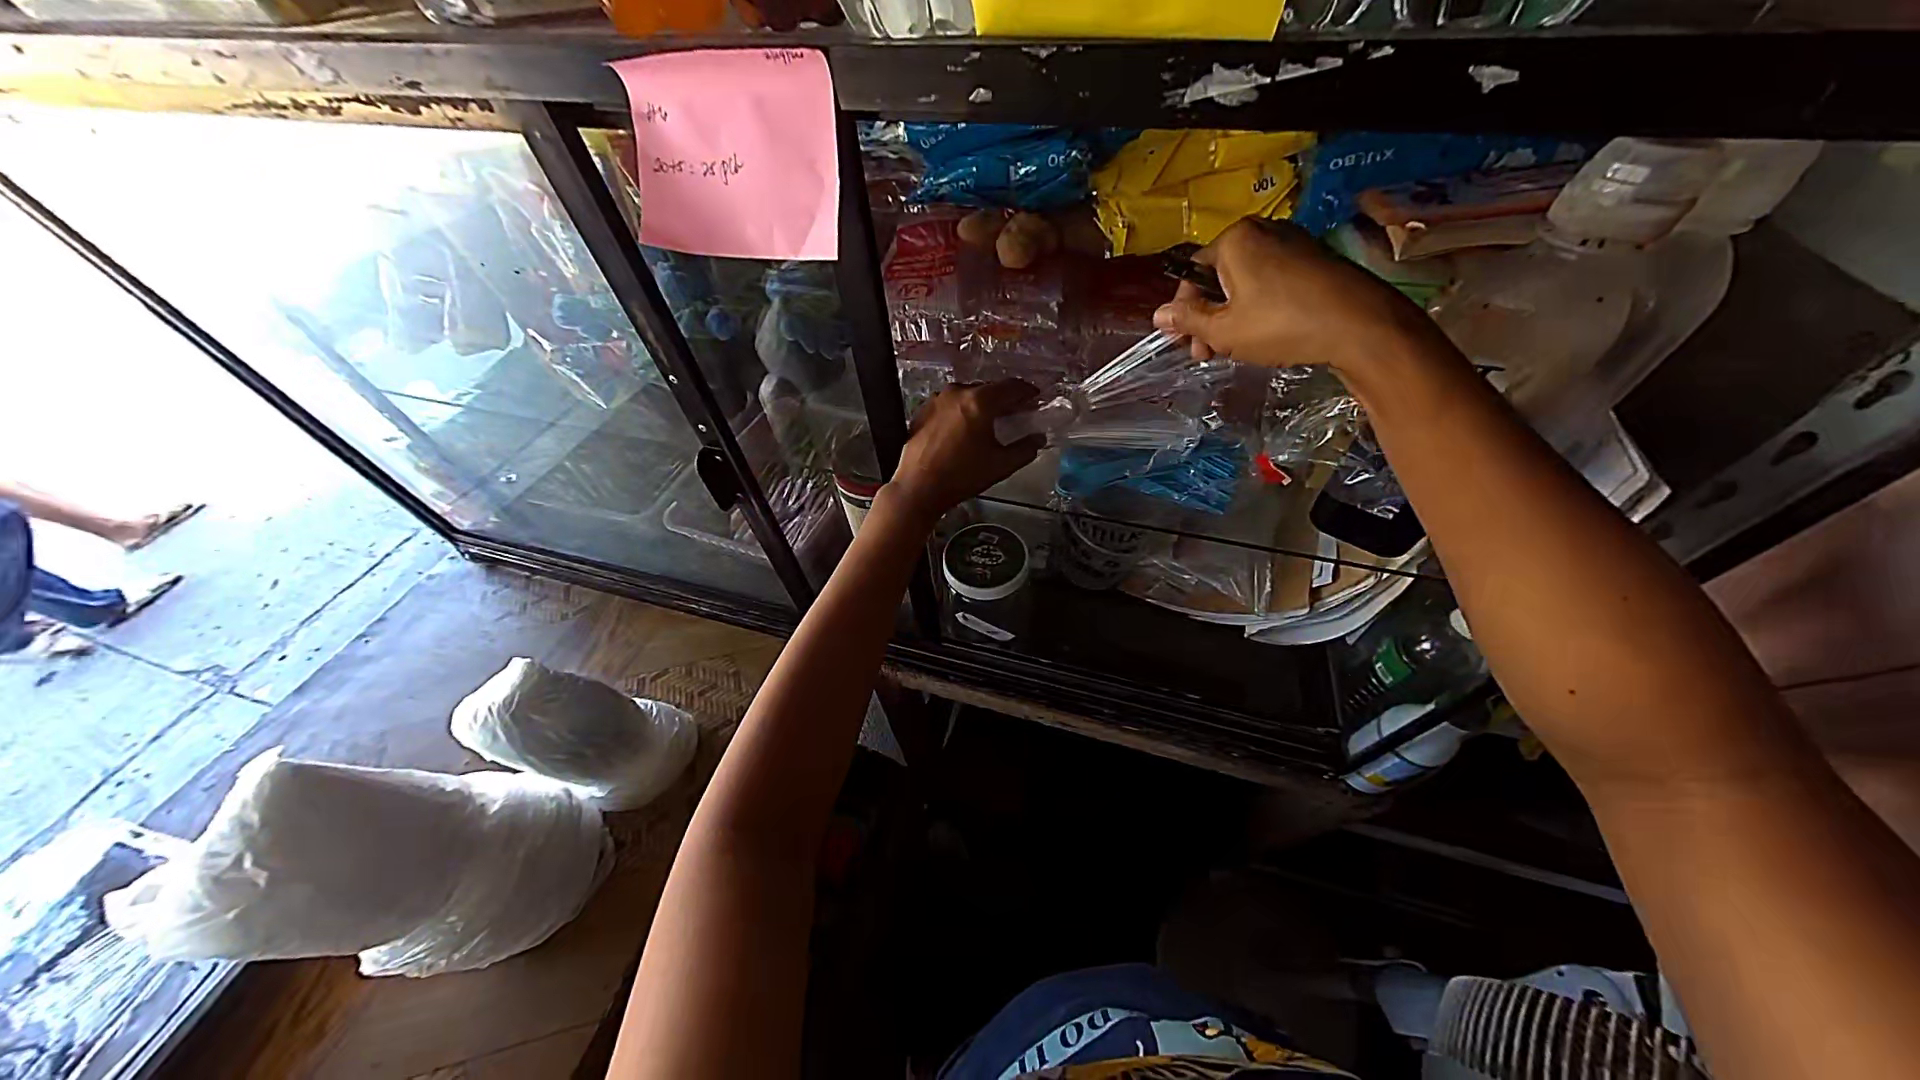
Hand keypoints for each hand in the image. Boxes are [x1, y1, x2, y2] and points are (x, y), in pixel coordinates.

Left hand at [887, 380, 1044, 521]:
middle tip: (1015, 410)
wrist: (918, 487)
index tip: (1035, 396)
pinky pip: (950, 404)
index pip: (1011, 387)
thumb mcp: (1000, 465)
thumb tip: (1037, 439)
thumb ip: (1024, 450)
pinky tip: (965, 427)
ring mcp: (937, 400)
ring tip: (990, 419)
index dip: (1027, 391)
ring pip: (968, 395)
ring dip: (982, 403)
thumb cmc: (961, 476)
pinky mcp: (923, 410)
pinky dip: (962, 410)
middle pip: (988, 388)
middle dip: (1004, 398)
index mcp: (980, 402)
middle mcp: (958, 393)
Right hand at [1152, 218, 1451, 375]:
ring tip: (1235, 350)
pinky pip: (1271, 282)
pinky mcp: (1314, 260)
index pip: (1191, 274)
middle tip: (1208, 353)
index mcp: (1235, 240)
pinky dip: (1259, 308)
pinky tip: (1264, 336)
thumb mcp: (1224, 329)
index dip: (1183, 311)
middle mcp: (1262, 232)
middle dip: (1209, 317)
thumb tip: (1158, 313)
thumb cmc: (1281, 324)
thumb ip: (1188, 320)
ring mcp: (1292, 243)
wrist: (1359, 325)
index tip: (1184, 342)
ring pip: (1244, 283)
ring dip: (1232, 317)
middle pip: (1218, 278)